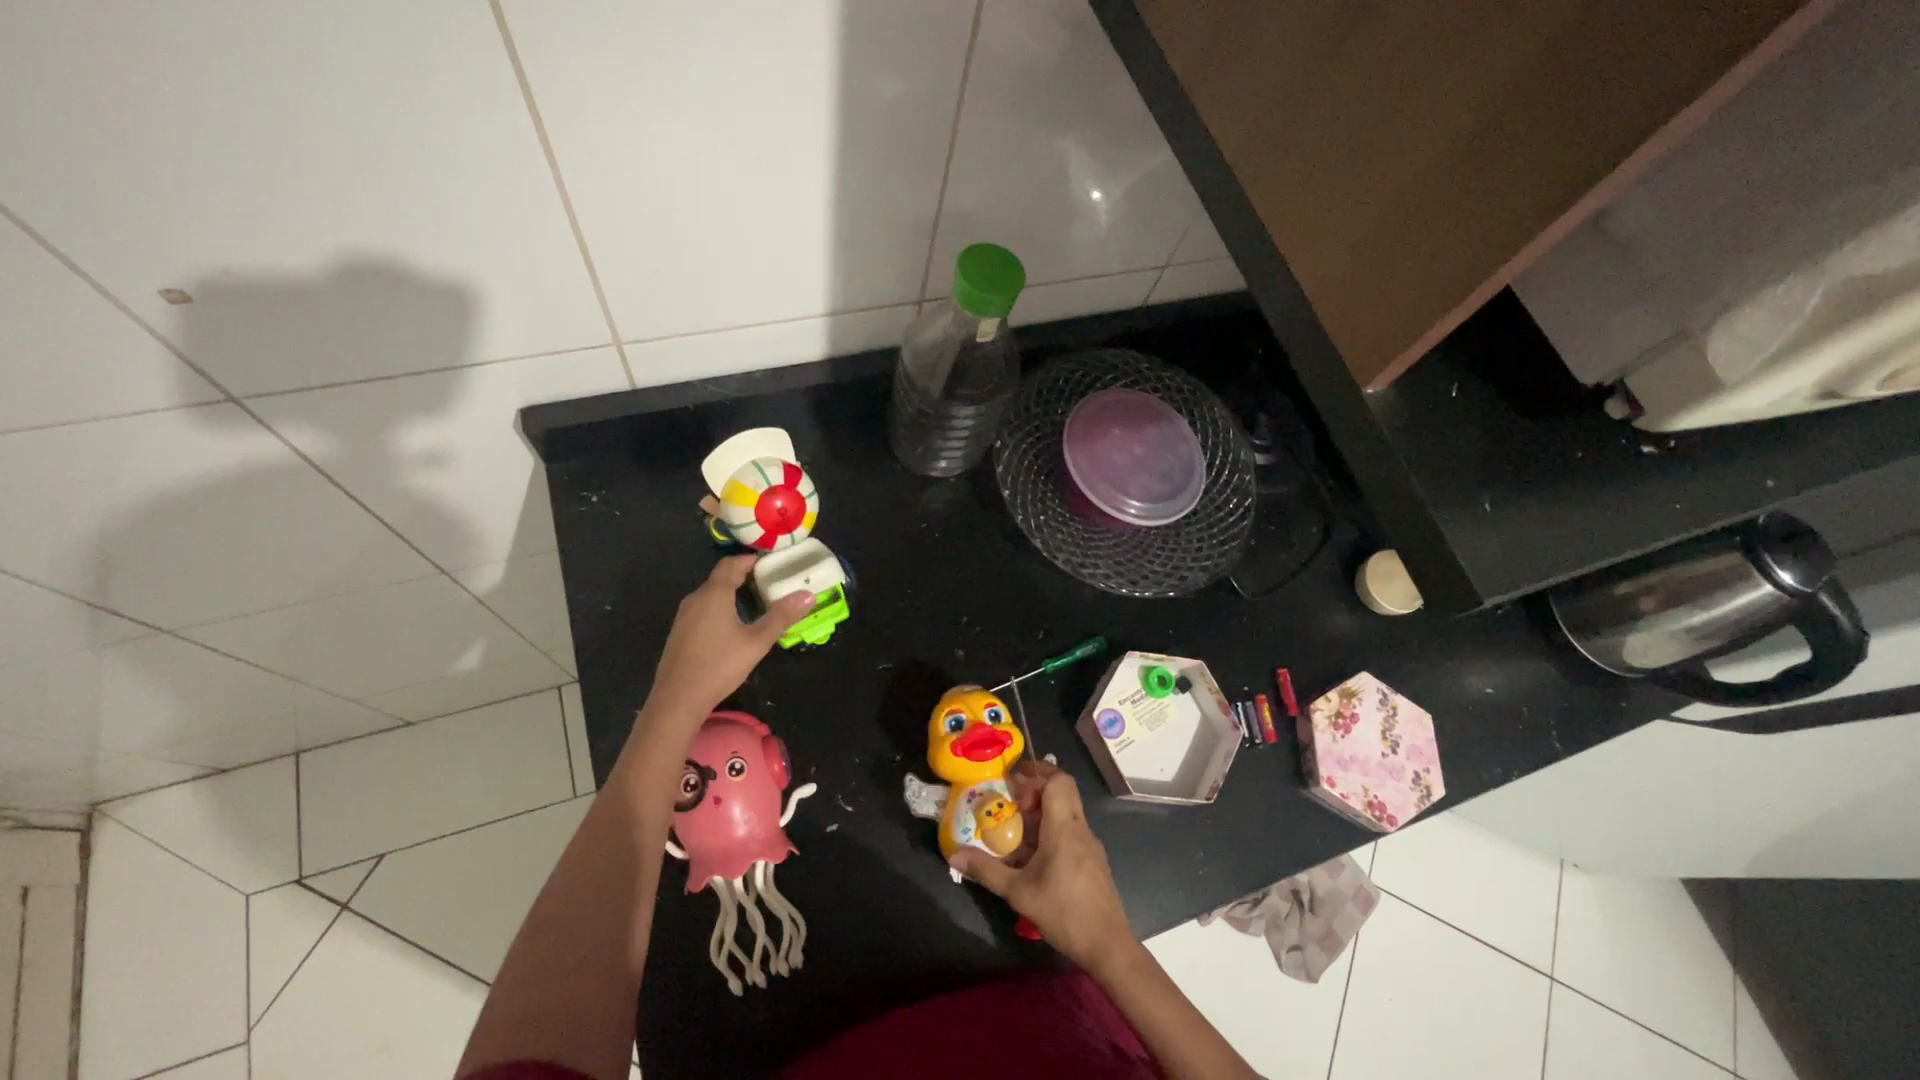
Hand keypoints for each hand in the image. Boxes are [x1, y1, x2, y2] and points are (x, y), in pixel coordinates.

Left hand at [644, 555, 812, 720]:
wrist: (677, 699)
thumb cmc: (719, 666)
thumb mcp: (756, 642)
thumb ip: (781, 616)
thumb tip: (808, 595)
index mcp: (714, 594)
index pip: (731, 564)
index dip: (750, 559)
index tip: (771, 563)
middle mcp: (696, 599)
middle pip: (720, 578)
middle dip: (744, 576)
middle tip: (770, 583)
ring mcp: (684, 616)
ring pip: (711, 595)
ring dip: (732, 593)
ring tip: (756, 603)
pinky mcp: (680, 633)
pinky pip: (703, 609)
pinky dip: (721, 608)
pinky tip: (732, 626)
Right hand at [949, 761, 1137, 974]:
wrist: (1107, 945)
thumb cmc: (1063, 912)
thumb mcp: (1018, 892)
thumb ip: (986, 870)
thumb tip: (955, 855)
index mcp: (1064, 828)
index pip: (1058, 781)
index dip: (1035, 773)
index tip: (1011, 782)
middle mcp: (1080, 829)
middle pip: (1063, 790)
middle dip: (1036, 788)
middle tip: (1010, 801)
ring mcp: (1090, 845)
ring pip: (1067, 811)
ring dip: (1042, 812)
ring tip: (1016, 829)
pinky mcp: (1093, 860)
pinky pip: (1071, 831)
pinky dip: (1052, 830)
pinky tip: (1034, 856)